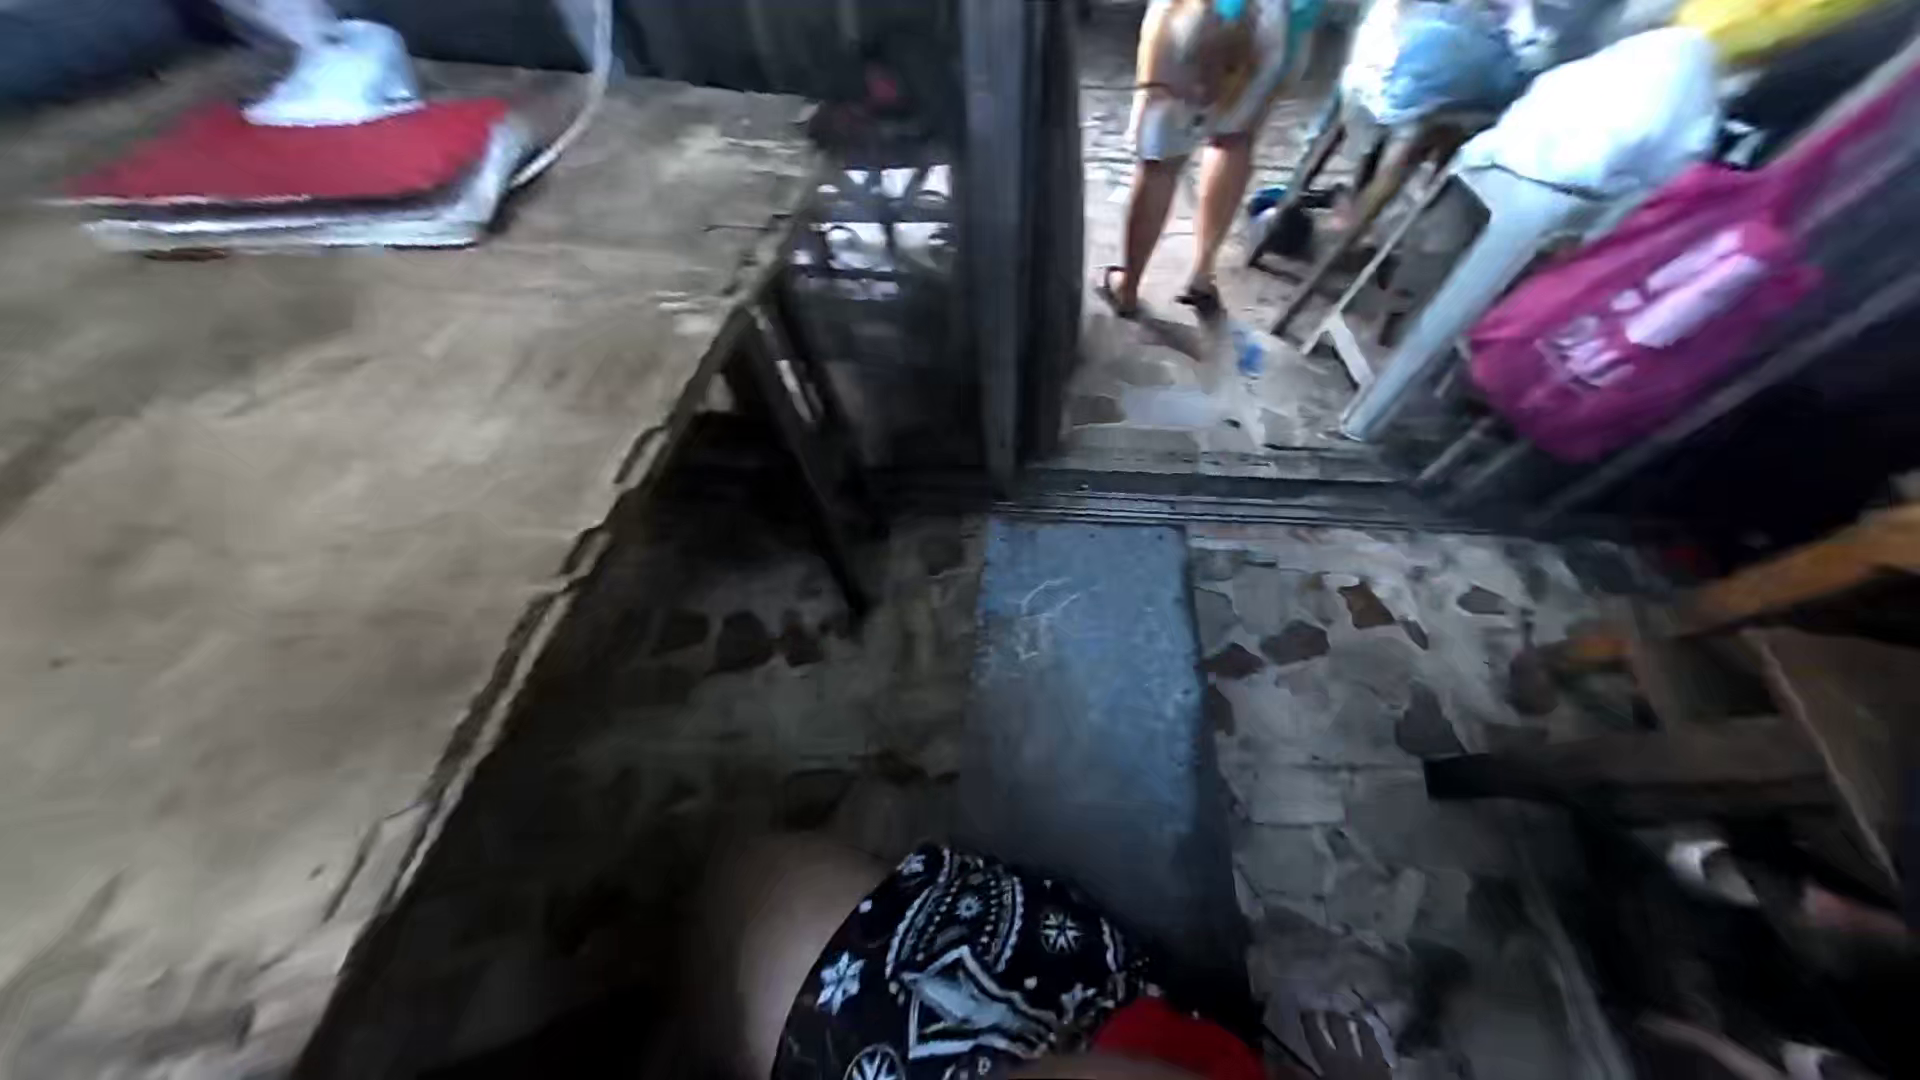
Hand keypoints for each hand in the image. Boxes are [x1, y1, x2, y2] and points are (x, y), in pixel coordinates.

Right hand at [1302, 1011, 1390, 1079]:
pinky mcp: (1385, 1072)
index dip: (1308, 1020)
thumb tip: (1282, 1065)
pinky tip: (1371, 1039)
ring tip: (1352, 1017)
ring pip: (1364, 1035)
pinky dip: (1373, 1040)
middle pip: (1339, 1028)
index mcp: (1330, 1060)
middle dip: (1332, 1016)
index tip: (1303, 1009)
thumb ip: (1302, 1078)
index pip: (1315, 1034)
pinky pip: (1379, 1050)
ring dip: (1357, 1024)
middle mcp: (1349, 1056)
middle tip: (1326, 1009)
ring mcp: (1370, 1063)